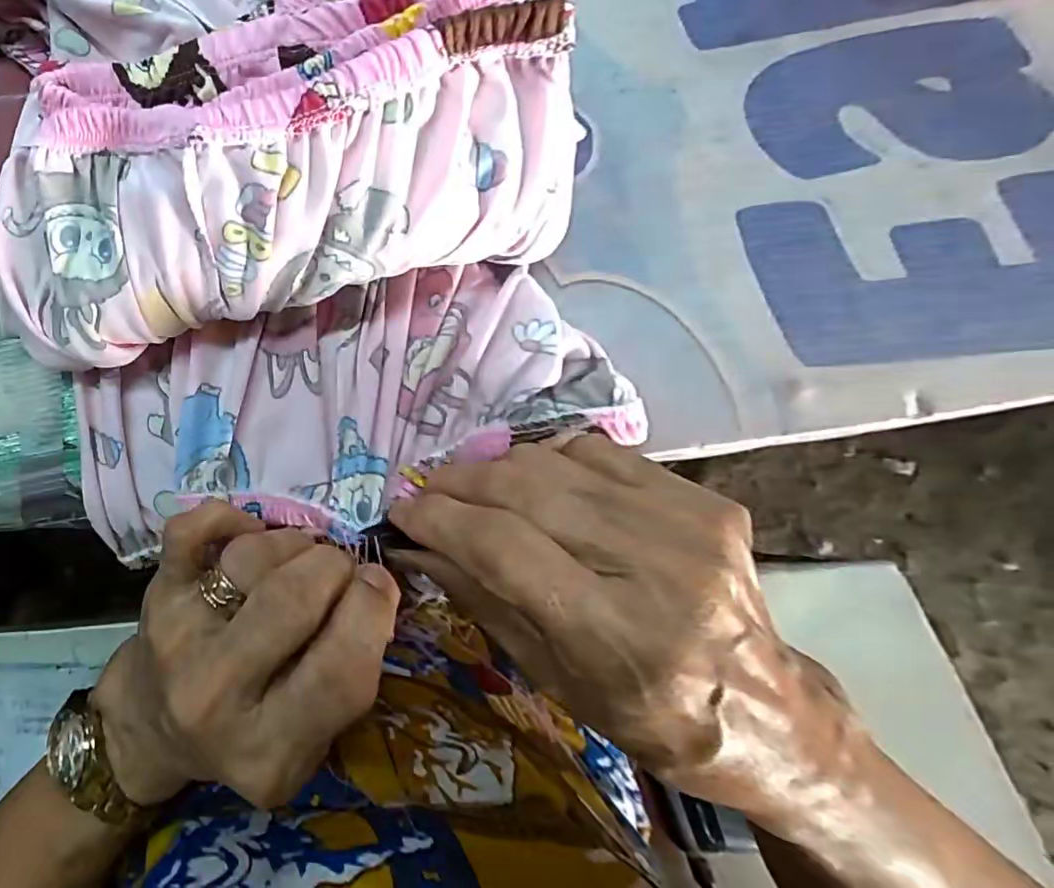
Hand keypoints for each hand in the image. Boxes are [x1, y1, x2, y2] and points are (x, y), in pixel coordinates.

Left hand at [90, 501, 399, 807]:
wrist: (155, 724)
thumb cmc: (242, 735)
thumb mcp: (302, 747)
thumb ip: (342, 686)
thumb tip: (374, 592)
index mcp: (267, 751)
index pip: (339, 673)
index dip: (372, 615)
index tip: (381, 584)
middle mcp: (215, 691)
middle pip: (292, 601)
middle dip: (334, 569)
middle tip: (343, 565)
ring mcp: (178, 635)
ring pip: (248, 560)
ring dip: (292, 543)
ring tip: (304, 551)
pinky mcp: (155, 593)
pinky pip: (188, 532)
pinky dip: (226, 516)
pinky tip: (252, 529)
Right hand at [386, 434, 855, 818]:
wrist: (770, 719)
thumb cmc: (643, 713)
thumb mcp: (545, 672)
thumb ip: (475, 595)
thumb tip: (410, 543)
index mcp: (617, 634)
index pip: (502, 546)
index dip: (438, 519)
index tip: (400, 511)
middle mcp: (659, 571)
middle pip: (524, 491)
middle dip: (456, 484)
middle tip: (424, 492)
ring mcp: (688, 528)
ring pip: (552, 462)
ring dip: (493, 469)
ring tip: (469, 488)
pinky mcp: (706, 504)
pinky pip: (596, 452)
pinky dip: (547, 459)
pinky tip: (534, 484)